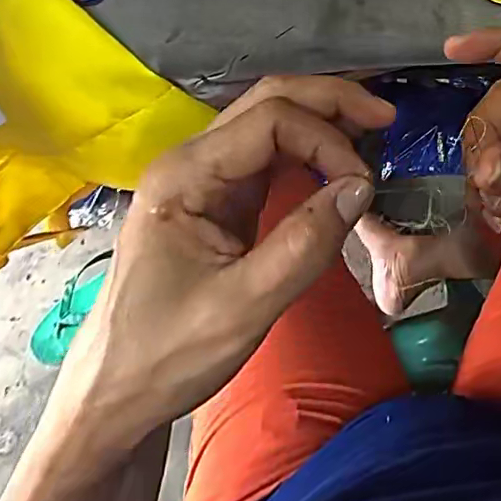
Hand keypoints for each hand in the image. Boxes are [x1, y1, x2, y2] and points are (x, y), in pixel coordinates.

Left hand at [57, 76, 392, 444]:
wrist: (113, 401)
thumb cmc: (165, 356)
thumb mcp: (242, 308)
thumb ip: (305, 244)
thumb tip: (363, 187)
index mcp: (184, 176)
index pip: (272, 121)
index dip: (327, 140)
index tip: (363, 183)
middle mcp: (193, 159)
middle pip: (272, 99)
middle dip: (334, 101)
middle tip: (387, 116)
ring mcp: (207, 173)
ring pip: (276, 115)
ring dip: (328, 115)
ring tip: (374, 127)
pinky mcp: (224, 192)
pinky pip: (277, 148)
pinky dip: (317, 142)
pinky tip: (344, 153)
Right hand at [446, 29, 500, 308]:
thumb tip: (481, 163)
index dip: (497, 43)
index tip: (454, 48)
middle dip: (486, 138)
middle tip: (485, 181)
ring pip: (492, 137)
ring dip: (482, 172)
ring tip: (497, 210)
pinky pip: (492, 169)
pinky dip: (486, 192)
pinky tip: (499, 219)